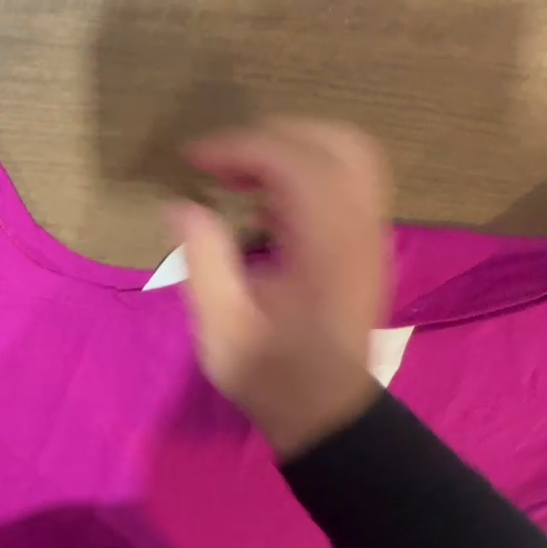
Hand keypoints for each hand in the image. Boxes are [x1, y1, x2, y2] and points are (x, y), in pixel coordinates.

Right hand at [167, 119, 390, 457]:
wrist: (323, 409)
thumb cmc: (267, 374)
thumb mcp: (221, 325)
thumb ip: (203, 259)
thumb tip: (179, 207)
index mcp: (325, 242)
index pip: (294, 162)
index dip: (241, 147)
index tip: (190, 159)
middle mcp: (359, 226)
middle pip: (334, 144)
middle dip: (271, 138)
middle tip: (215, 160)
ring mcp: (368, 234)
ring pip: (347, 159)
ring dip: (291, 153)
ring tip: (235, 175)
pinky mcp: (362, 246)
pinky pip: (345, 186)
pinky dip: (304, 176)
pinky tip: (262, 204)